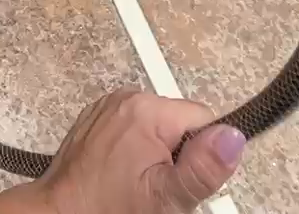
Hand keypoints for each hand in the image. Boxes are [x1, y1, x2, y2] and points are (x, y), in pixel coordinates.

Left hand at [0, 89, 244, 213]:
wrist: (63, 211)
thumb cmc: (110, 207)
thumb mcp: (167, 197)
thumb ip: (204, 168)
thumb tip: (235, 136)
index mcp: (147, 110)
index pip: (204, 117)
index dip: (204, 154)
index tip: (185, 178)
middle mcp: (127, 96)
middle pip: (180, 122)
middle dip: (179, 154)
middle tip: (159, 186)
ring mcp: (109, 104)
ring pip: (158, 126)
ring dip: (158, 152)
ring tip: (139, 181)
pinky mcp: (97, 114)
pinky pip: (133, 125)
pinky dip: (136, 146)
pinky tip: (124, 172)